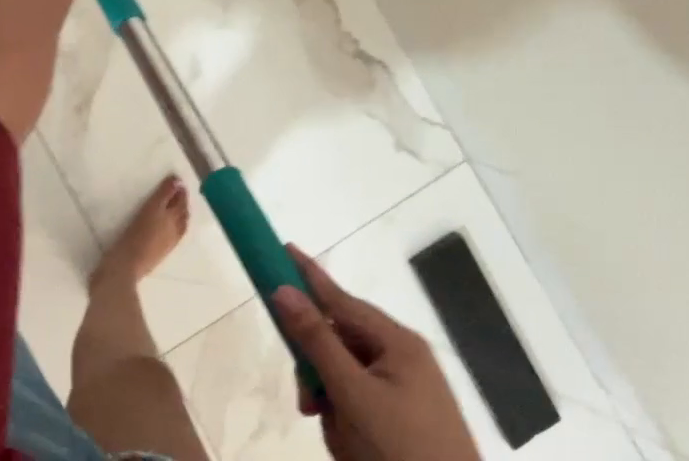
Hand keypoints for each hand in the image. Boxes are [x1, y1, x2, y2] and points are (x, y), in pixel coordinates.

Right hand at [273, 246, 481, 460]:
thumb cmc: (403, 451)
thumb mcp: (352, 395)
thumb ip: (316, 340)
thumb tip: (283, 289)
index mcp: (397, 343)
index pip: (341, 298)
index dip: (308, 275)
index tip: (282, 248)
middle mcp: (403, 358)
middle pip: (340, 342)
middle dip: (318, 370)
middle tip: (309, 405)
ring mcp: (406, 389)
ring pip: (345, 377)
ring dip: (333, 405)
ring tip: (343, 441)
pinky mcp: (404, 418)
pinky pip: (359, 404)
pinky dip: (347, 422)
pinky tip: (352, 449)